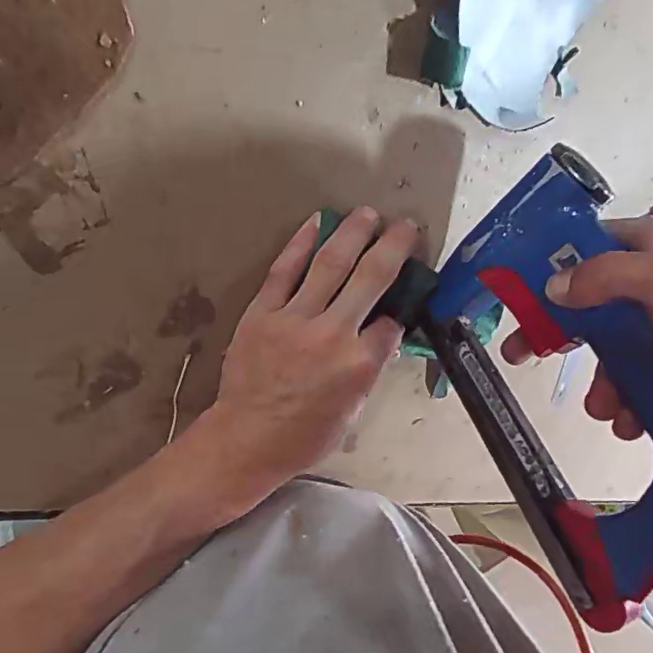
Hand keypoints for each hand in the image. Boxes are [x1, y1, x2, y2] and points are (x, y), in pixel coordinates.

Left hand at [189, 207, 418, 500]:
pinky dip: (300, 243)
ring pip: (329, 264)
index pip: (391, 322)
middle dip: (394, 246)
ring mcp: (294, 319)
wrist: (246, 439)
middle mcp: (332, 334)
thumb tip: (381, 337)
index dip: (401, 307)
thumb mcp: (352, 411)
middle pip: (371, 277)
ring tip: (367, 214)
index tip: (402, 296)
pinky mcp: (262, 313)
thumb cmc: (303, 436)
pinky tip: (316, 222)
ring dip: (353, 233)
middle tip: (406, 225)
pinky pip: (283, 270)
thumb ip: (368, 369)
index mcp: (359, 364)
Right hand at [501, 216, 652, 431]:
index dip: (551, 268)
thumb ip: (604, 278)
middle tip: (523, 357)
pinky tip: (634, 422)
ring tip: (608, 410)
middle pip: (597, 305)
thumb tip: (554, 284)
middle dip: (566, 337)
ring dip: (606, 382)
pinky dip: (638, 401)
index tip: (519, 298)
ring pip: (623, 351)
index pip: (590, 245)